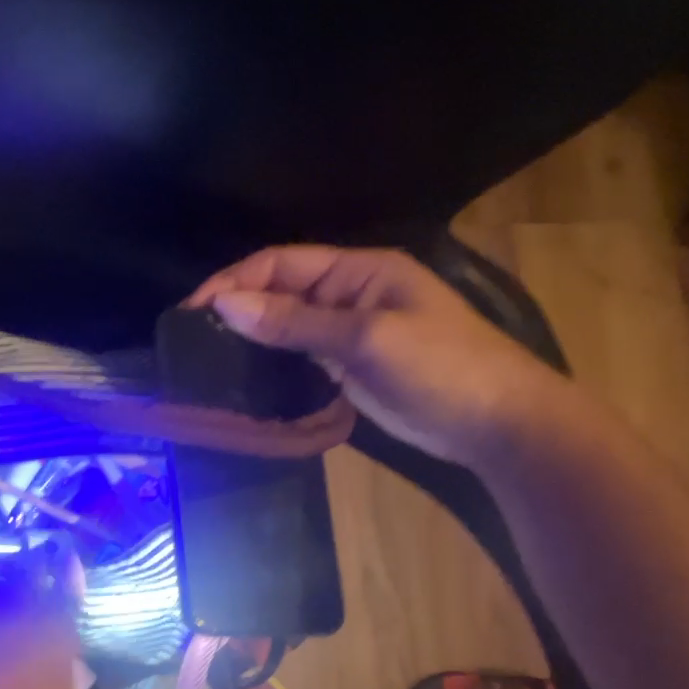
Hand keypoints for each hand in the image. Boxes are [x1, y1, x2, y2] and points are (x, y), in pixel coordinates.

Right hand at [186, 244, 567, 465]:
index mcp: (359, 271)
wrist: (500, 425)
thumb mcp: (366, 339)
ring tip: (202, 354)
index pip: (280, 263)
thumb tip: (223, 305)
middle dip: (232, 305)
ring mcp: (344, 329)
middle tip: (189, 337)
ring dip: (243, 332)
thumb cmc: (443, 369)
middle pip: (275, 289)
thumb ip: (294, 322)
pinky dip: (262, 356)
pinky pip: (291, 350)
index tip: (193, 312)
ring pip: (279, 320)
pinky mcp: (342, 363)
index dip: (234, 281)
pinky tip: (236, 371)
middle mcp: (347, 293)